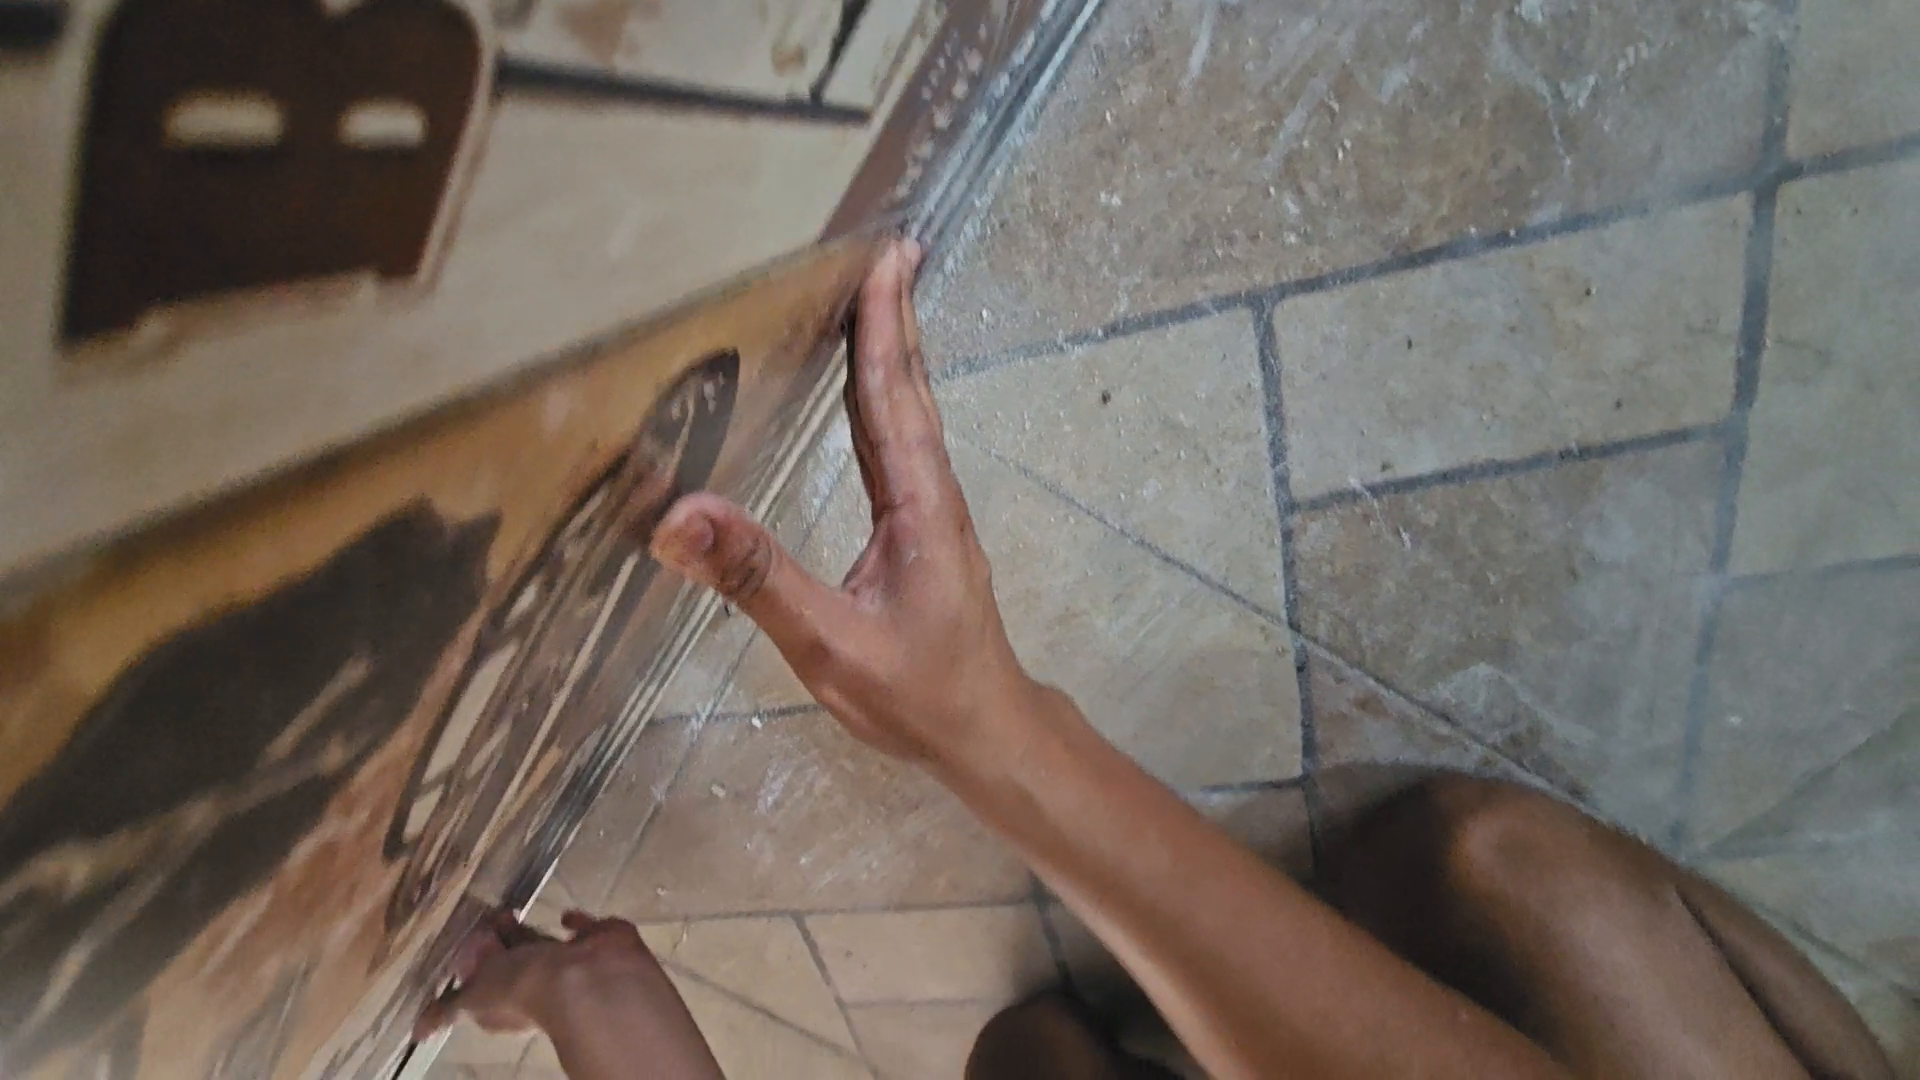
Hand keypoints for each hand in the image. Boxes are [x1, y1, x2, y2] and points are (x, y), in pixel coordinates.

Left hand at [414, 910, 663, 1037]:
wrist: (590, 973)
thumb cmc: (527, 986)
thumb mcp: (477, 997)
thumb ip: (452, 1007)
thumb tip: (420, 1031)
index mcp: (506, 1003)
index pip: (484, 984)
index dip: (474, 965)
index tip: (465, 938)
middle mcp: (537, 985)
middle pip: (512, 962)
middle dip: (498, 942)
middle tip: (486, 915)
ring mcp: (569, 962)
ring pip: (542, 944)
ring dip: (527, 930)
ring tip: (510, 906)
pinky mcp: (595, 939)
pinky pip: (581, 928)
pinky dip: (573, 920)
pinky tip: (564, 914)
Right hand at [650, 238, 1039, 768]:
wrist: (983, 726)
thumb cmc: (918, 693)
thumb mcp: (830, 643)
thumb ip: (758, 579)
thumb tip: (677, 517)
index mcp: (919, 506)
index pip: (895, 400)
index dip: (886, 328)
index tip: (887, 259)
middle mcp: (932, 496)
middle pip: (910, 394)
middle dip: (897, 322)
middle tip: (892, 252)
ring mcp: (932, 514)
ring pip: (911, 419)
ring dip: (896, 357)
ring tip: (881, 302)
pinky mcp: (924, 533)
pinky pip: (902, 453)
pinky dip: (887, 407)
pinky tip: (874, 399)